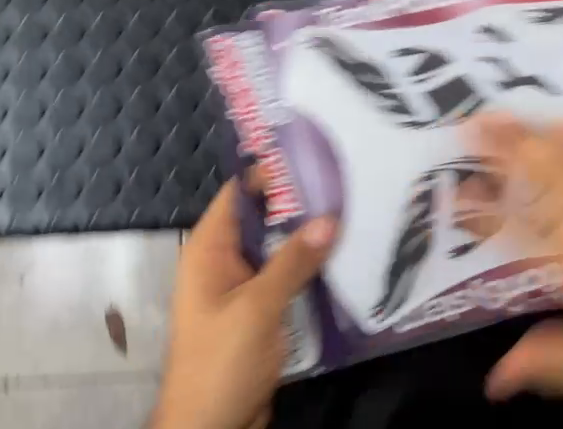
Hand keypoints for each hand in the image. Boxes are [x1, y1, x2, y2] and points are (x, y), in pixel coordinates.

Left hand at [150, 176, 337, 428]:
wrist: (209, 428)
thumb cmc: (220, 361)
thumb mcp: (257, 308)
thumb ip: (292, 262)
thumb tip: (329, 218)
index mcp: (209, 248)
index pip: (239, 194)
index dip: (271, 174)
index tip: (313, 160)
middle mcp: (223, 261)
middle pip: (263, 221)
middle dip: (298, 207)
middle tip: (344, 186)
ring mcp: (242, 289)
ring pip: (277, 252)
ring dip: (307, 240)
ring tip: (352, 215)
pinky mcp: (259, 314)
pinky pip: (285, 281)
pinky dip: (308, 271)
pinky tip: (342, 262)